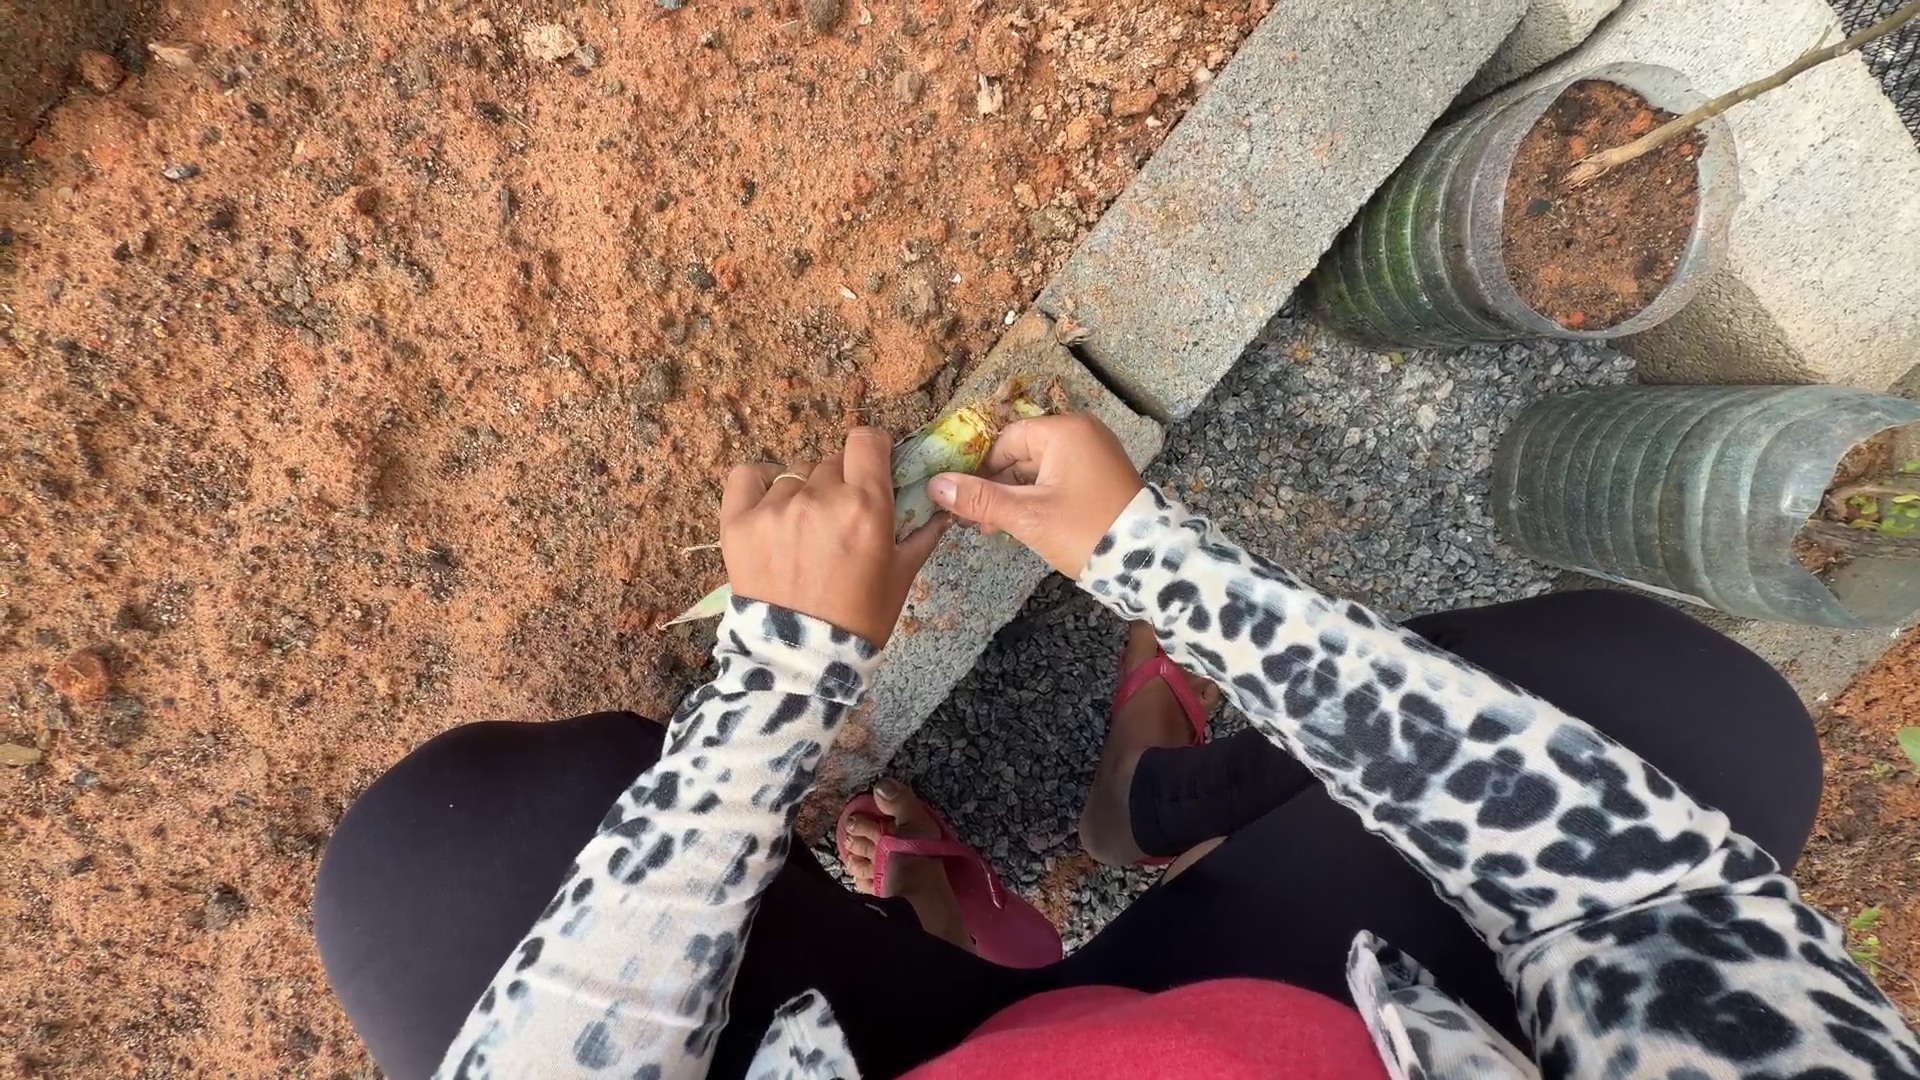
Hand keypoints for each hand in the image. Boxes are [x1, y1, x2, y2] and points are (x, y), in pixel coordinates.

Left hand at [722, 427, 950, 646]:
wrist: (801, 660)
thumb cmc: (860, 619)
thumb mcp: (901, 576)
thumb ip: (923, 534)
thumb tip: (942, 507)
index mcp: (866, 506)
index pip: (867, 439)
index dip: (874, 450)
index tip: (874, 468)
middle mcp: (820, 497)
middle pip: (834, 461)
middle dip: (843, 482)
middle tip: (843, 519)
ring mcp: (775, 508)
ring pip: (796, 474)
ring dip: (806, 492)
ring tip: (806, 531)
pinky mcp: (738, 521)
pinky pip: (749, 476)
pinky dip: (762, 483)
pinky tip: (772, 504)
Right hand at [925, 413, 1143, 576]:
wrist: (1142, 561)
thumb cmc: (1082, 531)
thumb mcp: (1026, 516)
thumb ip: (980, 499)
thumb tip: (935, 485)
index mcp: (1064, 431)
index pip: (1006, 440)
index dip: (982, 470)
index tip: (967, 502)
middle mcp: (1081, 433)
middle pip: (1022, 453)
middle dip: (998, 487)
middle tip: (980, 522)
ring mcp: (1094, 454)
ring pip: (1039, 469)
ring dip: (1016, 495)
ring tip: (997, 528)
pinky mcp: (1100, 476)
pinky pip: (1058, 478)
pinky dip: (1039, 497)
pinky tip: (1023, 524)